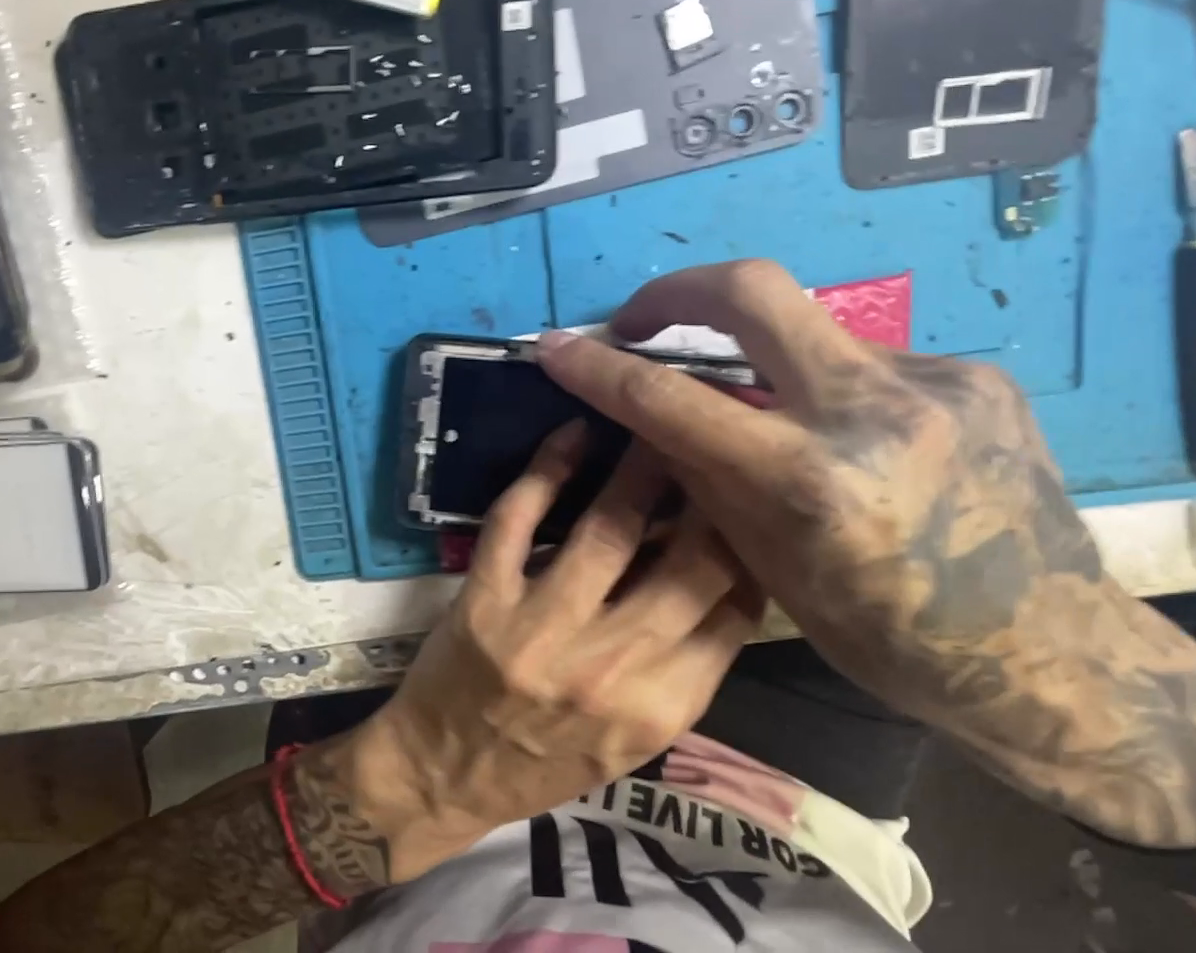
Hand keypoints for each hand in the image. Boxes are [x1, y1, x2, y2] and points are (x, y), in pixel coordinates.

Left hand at [320, 421, 761, 888]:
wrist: (446, 776)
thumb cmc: (546, 761)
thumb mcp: (634, 737)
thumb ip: (685, 666)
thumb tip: (725, 575)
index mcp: (660, 707)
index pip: (733, 609)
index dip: (749, 545)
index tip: (750, 497)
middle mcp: (609, 667)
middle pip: (686, 562)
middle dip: (710, 493)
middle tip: (716, 440)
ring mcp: (540, 630)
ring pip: (607, 530)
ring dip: (638, 467)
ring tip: (655, 420)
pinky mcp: (482, 601)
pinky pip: (517, 521)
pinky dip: (544, 471)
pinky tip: (570, 435)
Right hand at [533, 259, 1195, 847]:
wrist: (1048, 655)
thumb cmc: (885, 637)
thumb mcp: (767, 567)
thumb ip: (703, 475)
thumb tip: (649, 415)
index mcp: (808, 481)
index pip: (670, 399)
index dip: (598, 368)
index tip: (556, 347)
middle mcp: (873, 411)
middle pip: (753, 290)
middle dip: (676, 291)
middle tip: (640, 318)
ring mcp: (935, 383)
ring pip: (809, 331)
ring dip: (759, 357)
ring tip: (759, 410)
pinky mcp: (975, 377)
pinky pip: (864, 361)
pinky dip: (825, 387)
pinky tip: (840, 435)